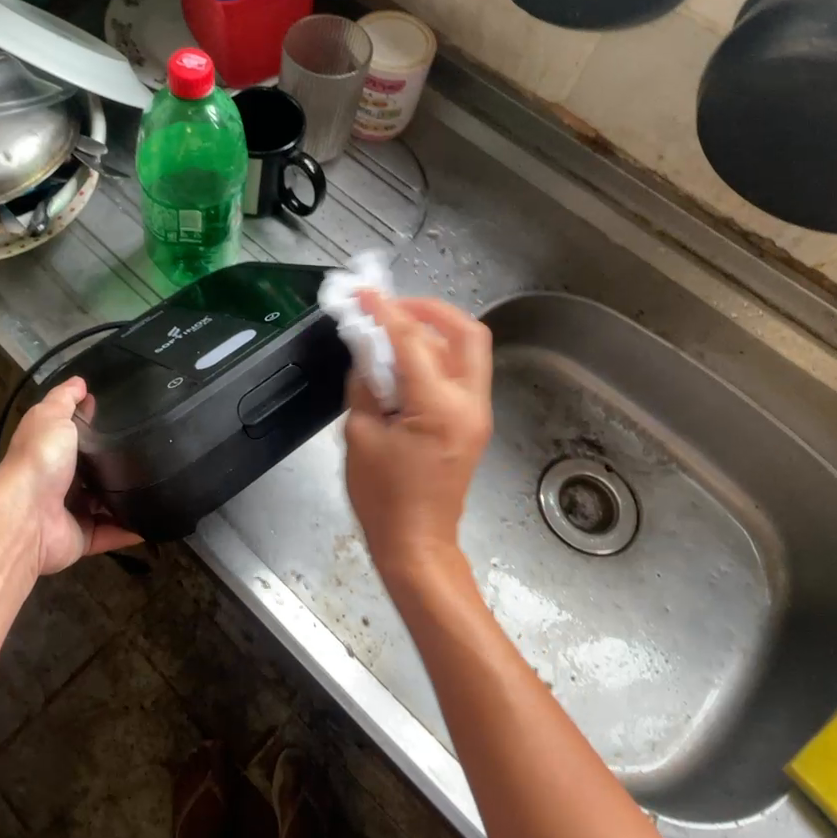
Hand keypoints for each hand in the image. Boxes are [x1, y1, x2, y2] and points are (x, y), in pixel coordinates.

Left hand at [0, 377, 142, 575]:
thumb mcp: (51, 416)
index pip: (75, 436)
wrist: (28, 514)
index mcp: (51, 450)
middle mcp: (60, 480)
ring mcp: (71, 511)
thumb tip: (80, 382)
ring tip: (161, 484)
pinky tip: (156, 518)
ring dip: (128, 498)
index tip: (127, 417)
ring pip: (105, 503)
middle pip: (93, 471)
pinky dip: (132, 529)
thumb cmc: (40, 458)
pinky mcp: (83, 537)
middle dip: (117, 464)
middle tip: (154, 452)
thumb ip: (65, 399)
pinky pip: (112, 533)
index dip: (96, 426)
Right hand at [343, 293, 492, 576]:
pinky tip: (403, 360)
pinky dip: (435, 355)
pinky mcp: (471, 423)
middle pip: (465, 333)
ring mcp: (477, 414)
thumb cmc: (383, 498)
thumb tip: (365, 348)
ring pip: (467, 350)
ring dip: (432, 331)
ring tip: (392, 330)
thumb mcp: (359, 434)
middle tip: (390, 307)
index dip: (384, 312)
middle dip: (428, 310)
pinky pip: (459, 373)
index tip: (363, 293)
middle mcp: (469, 404)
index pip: (412, 341)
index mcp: (439, 407)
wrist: (416, 544)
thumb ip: (365, 383)